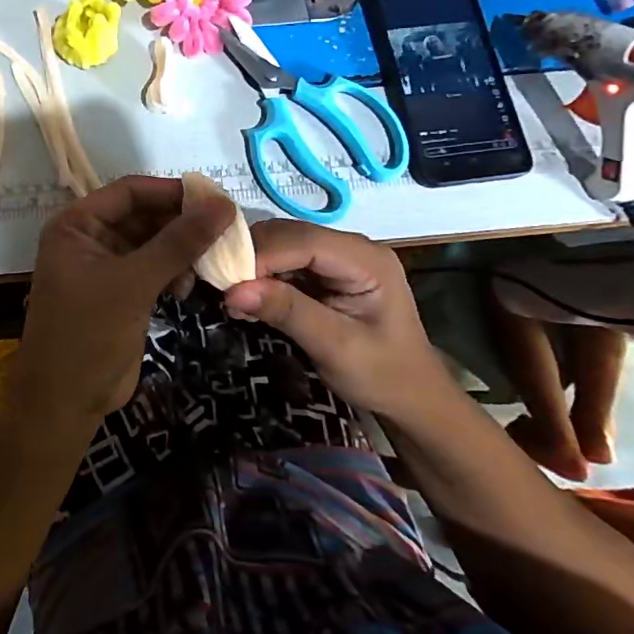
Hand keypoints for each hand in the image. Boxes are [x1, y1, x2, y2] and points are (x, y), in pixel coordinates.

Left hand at [11, 175, 234, 422]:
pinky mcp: (122, 293)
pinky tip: (190, 286)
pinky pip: (155, 268)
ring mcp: (105, 267)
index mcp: (77, 225)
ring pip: (153, 243)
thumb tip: (224, 205)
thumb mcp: (134, 283)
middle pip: (144, 215)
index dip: (171, 192)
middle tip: (223, 231)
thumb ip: (179, 241)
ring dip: (181, 250)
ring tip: (207, 264)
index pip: (130, 191)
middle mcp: (89, 239)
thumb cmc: (89, 334)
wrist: (65, 404)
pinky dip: (175, 272)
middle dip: (181, 224)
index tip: (215, 199)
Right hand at [223, 220, 454, 421]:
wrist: (412, 397)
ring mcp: (339, 259)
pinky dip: (263, 276)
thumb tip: (234, 290)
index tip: (226, 281)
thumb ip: (288, 312)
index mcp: (367, 260)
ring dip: (254, 266)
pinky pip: (286, 263)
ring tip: (231, 295)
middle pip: (291, 236)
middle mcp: (353, 248)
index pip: (305, 241)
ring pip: (284, 245)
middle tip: (222, 288)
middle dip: (254, 257)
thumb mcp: (336, 347)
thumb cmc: (382, 375)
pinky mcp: (326, 273)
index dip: (262, 254)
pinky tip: (247, 297)